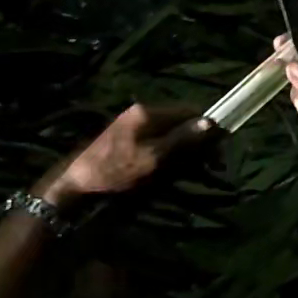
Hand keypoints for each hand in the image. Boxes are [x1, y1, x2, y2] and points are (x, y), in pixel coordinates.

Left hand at [37, 104, 213, 207]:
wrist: (76, 187)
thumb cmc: (114, 171)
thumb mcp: (153, 158)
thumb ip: (182, 140)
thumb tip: (211, 123)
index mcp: (147, 112)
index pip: (189, 110)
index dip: (207, 128)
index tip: (220, 150)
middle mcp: (141, 114)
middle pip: (180, 122)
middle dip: (197, 142)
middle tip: (210, 167)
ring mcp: (132, 128)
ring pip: (170, 134)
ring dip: (185, 151)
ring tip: (194, 172)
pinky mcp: (127, 142)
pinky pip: (158, 143)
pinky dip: (170, 155)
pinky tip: (173, 171)